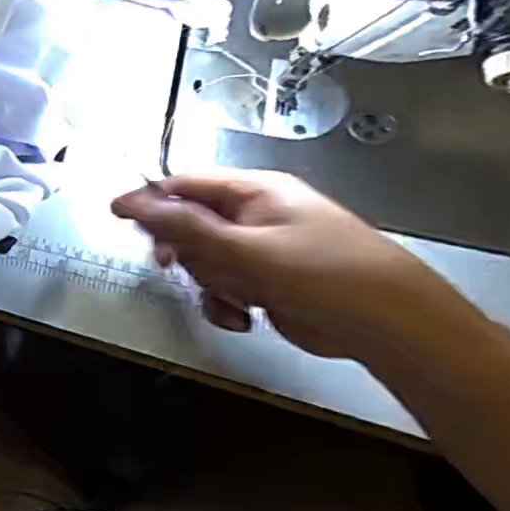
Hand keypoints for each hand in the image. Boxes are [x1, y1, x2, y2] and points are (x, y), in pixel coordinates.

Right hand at [111, 169, 480, 360]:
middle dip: (188, 253)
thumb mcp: (248, 249)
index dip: (151, 200)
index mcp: (252, 191)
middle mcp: (254, 215)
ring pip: (206, 261)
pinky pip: (225, 287)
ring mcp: (261, 251)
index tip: (119, 217)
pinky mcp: (267, 284)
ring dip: (211, 283)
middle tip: (178, 268)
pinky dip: (227, 303)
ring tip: (237, 298)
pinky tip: (245, 317)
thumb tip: (133, 200)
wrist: (390, 326)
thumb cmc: (323, 273)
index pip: (186, 184)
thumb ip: (187, 228)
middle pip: (191, 226)